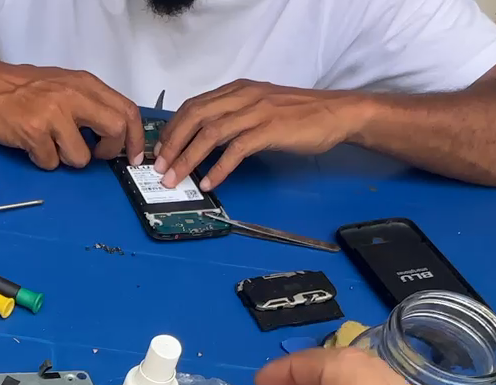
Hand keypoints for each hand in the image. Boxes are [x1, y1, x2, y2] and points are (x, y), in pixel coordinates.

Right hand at [0, 63, 143, 168]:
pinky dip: (43, 161)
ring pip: (81, 157)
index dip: (135, 138)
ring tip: (53, 146)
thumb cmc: (28, 90)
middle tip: (97, 156)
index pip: (127, 110)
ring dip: (68, 160)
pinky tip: (33, 145)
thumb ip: (91, 105)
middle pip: (115, 130)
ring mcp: (55, 115)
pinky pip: (51, 163)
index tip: (133, 157)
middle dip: (109, 152)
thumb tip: (115, 133)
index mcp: (86, 84)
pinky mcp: (35, 133)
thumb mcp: (66, 86)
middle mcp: (74, 96)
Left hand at [154, 80, 369, 191]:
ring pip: (211, 133)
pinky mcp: (270, 129)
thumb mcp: (256, 111)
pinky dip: (219, 168)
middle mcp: (243, 96)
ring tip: (176, 179)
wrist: (335, 114)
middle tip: (159, 169)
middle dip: (172, 145)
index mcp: (236, 91)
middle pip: (195, 117)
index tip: (159, 152)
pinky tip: (209, 182)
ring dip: (189, 159)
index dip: (172, 130)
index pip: (193, 106)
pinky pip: (237, 148)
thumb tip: (201, 143)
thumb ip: (230, 120)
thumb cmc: (296, 117)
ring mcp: (256, 111)